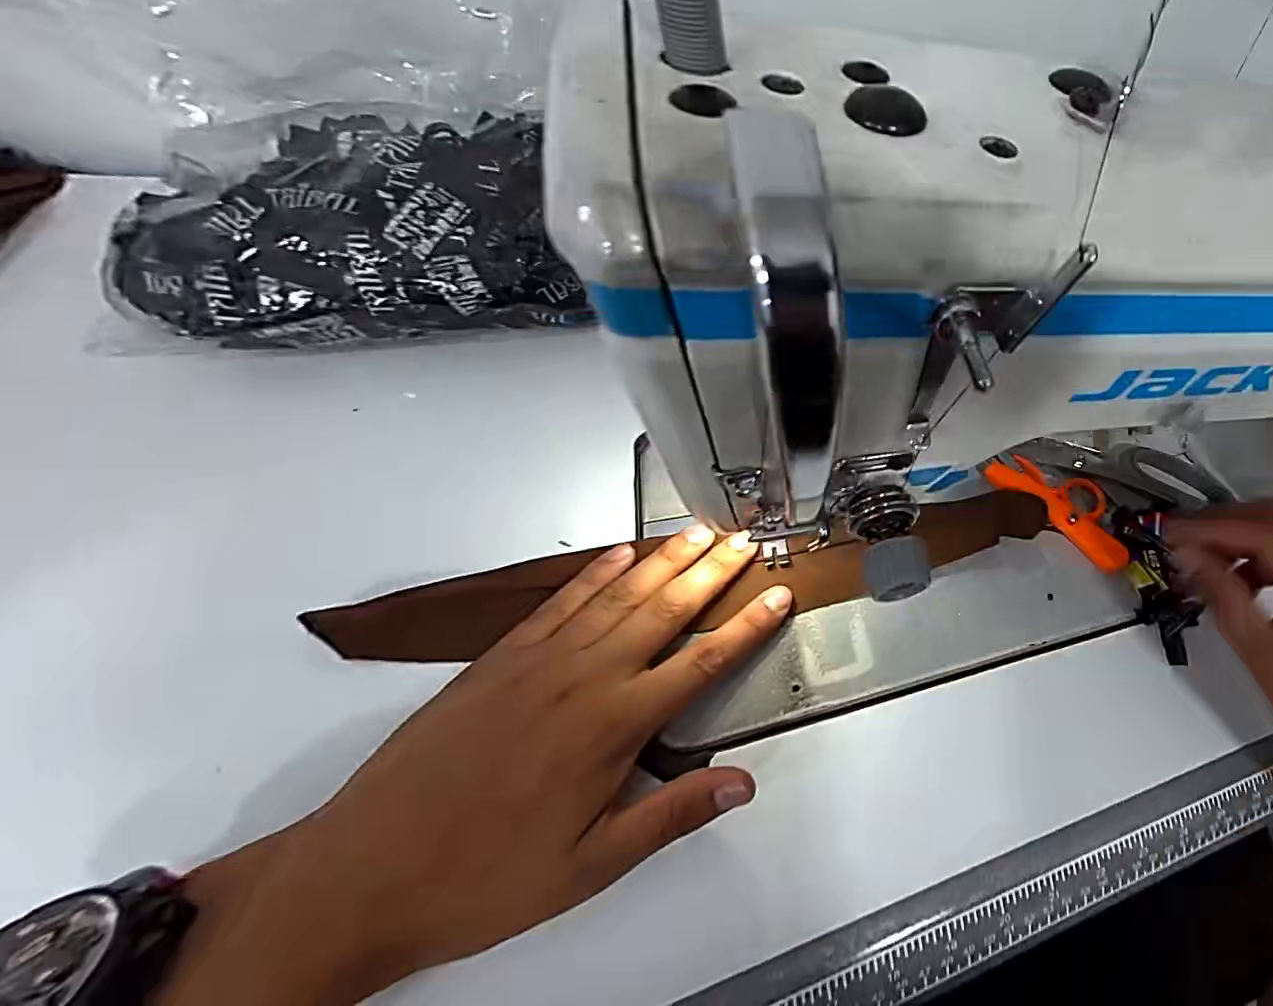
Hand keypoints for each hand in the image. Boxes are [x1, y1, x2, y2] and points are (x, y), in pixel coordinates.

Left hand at [158, 526, 790, 1005]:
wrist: (355, 878)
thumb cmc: (480, 877)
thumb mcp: (591, 864)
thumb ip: (673, 814)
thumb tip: (741, 784)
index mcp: (614, 725)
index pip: (702, 660)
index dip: (748, 625)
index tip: (778, 595)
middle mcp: (584, 679)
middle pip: (665, 609)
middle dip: (712, 571)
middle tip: (743, 541)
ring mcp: (538, 662)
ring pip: (618, 595)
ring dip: (664, 560)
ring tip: (697, 533)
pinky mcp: (498, 660)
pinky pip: (560, 603)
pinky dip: (594, 574)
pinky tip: (618, 556)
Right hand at [1167, 504, 1272, 837]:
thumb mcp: (1268, 659)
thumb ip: (1224, 596)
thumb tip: (1191, 557)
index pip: (1270, 534)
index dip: (1214, 529)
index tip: (1175, 531)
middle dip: (1230, 524)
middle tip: (1186, 537)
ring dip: (1254, 537)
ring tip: (1211, 555)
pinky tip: (1252, 573)